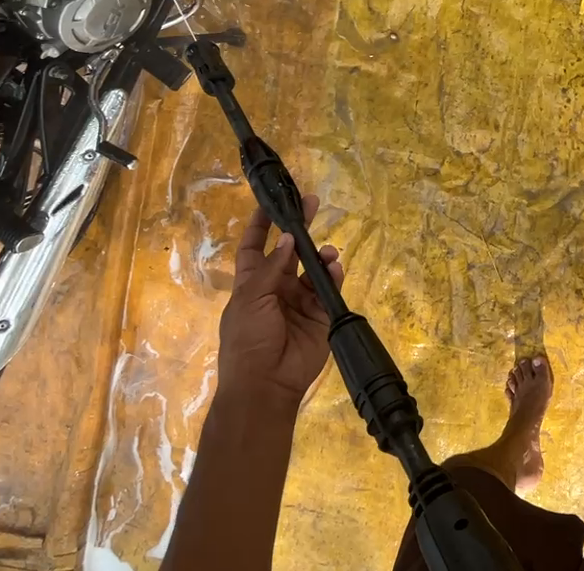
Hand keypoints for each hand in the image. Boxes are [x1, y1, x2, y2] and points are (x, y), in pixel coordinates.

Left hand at [217, 195, 343, 411]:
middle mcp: (277, 288)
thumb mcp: (252, 301)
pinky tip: (335, 268)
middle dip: (299, 227)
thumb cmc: (248, 340)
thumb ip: (273, 268)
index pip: (253, 249)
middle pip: (289, 251)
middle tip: (313, 202)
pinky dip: (334, 275)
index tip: (269, 203)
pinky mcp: (321, 312)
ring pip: (313, 267)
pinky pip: (330, 287)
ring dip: (320, 254)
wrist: (267, 382)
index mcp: (252, 285)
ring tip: (327, 252)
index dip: (259, 227)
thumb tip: (287, 238)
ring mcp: (300, 300)